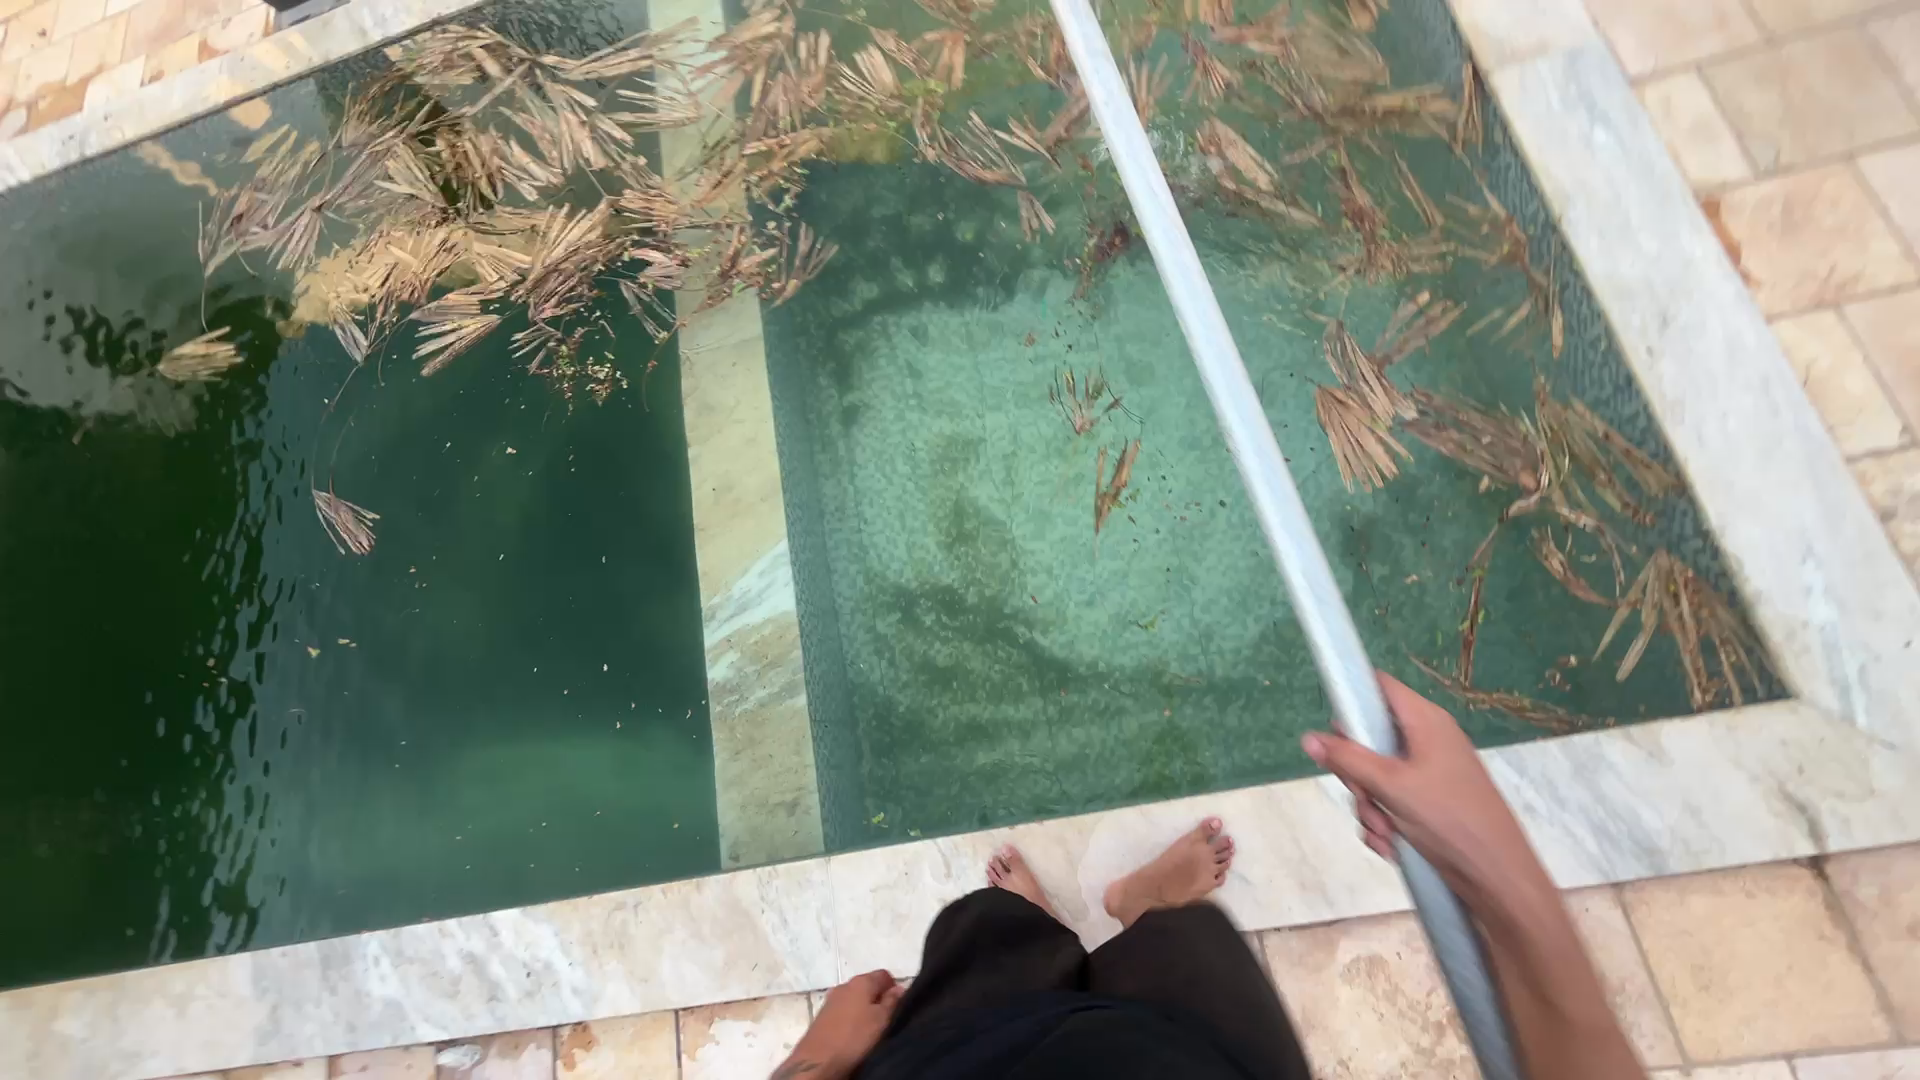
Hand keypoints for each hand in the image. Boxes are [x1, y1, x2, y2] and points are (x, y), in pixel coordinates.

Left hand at [774, 970, 904, 1079]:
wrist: (816, 1062)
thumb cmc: (853, 1038)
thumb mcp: (881, 1021)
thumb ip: (893, 1002)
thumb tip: (900, 988)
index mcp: (861, 980)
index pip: (885, 975)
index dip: (895, 989)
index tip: (898, 1008)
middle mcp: (845, 985)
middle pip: (869, 987)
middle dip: (879, 1001)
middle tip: (886, 1022)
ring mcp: (831, 1000)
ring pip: (855, 1001)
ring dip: (864, 1012)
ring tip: (870, 1032)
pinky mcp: (822, 1017)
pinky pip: (843, 1012)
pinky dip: (851, 1021)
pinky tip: (853, 1037)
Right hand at [1301, 672, 1552, 911]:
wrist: (1500, 881)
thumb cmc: (1450, 820)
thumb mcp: (1390, 785)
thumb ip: (1346, 758)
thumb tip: (1308, 738)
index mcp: (1425, 721)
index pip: (1378, 686)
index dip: (1351, 697)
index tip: (1333, 727)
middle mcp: (1426, 741)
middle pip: (1368, 736)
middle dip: (1355, 771)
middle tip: (1362, 791)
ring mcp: (1428, 773)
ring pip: (1374, 775)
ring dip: (1369, 804)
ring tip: (1383, 829)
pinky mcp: (1428, 803)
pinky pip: (1388, 801)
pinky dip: (1383, 821)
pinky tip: (1391, 844)